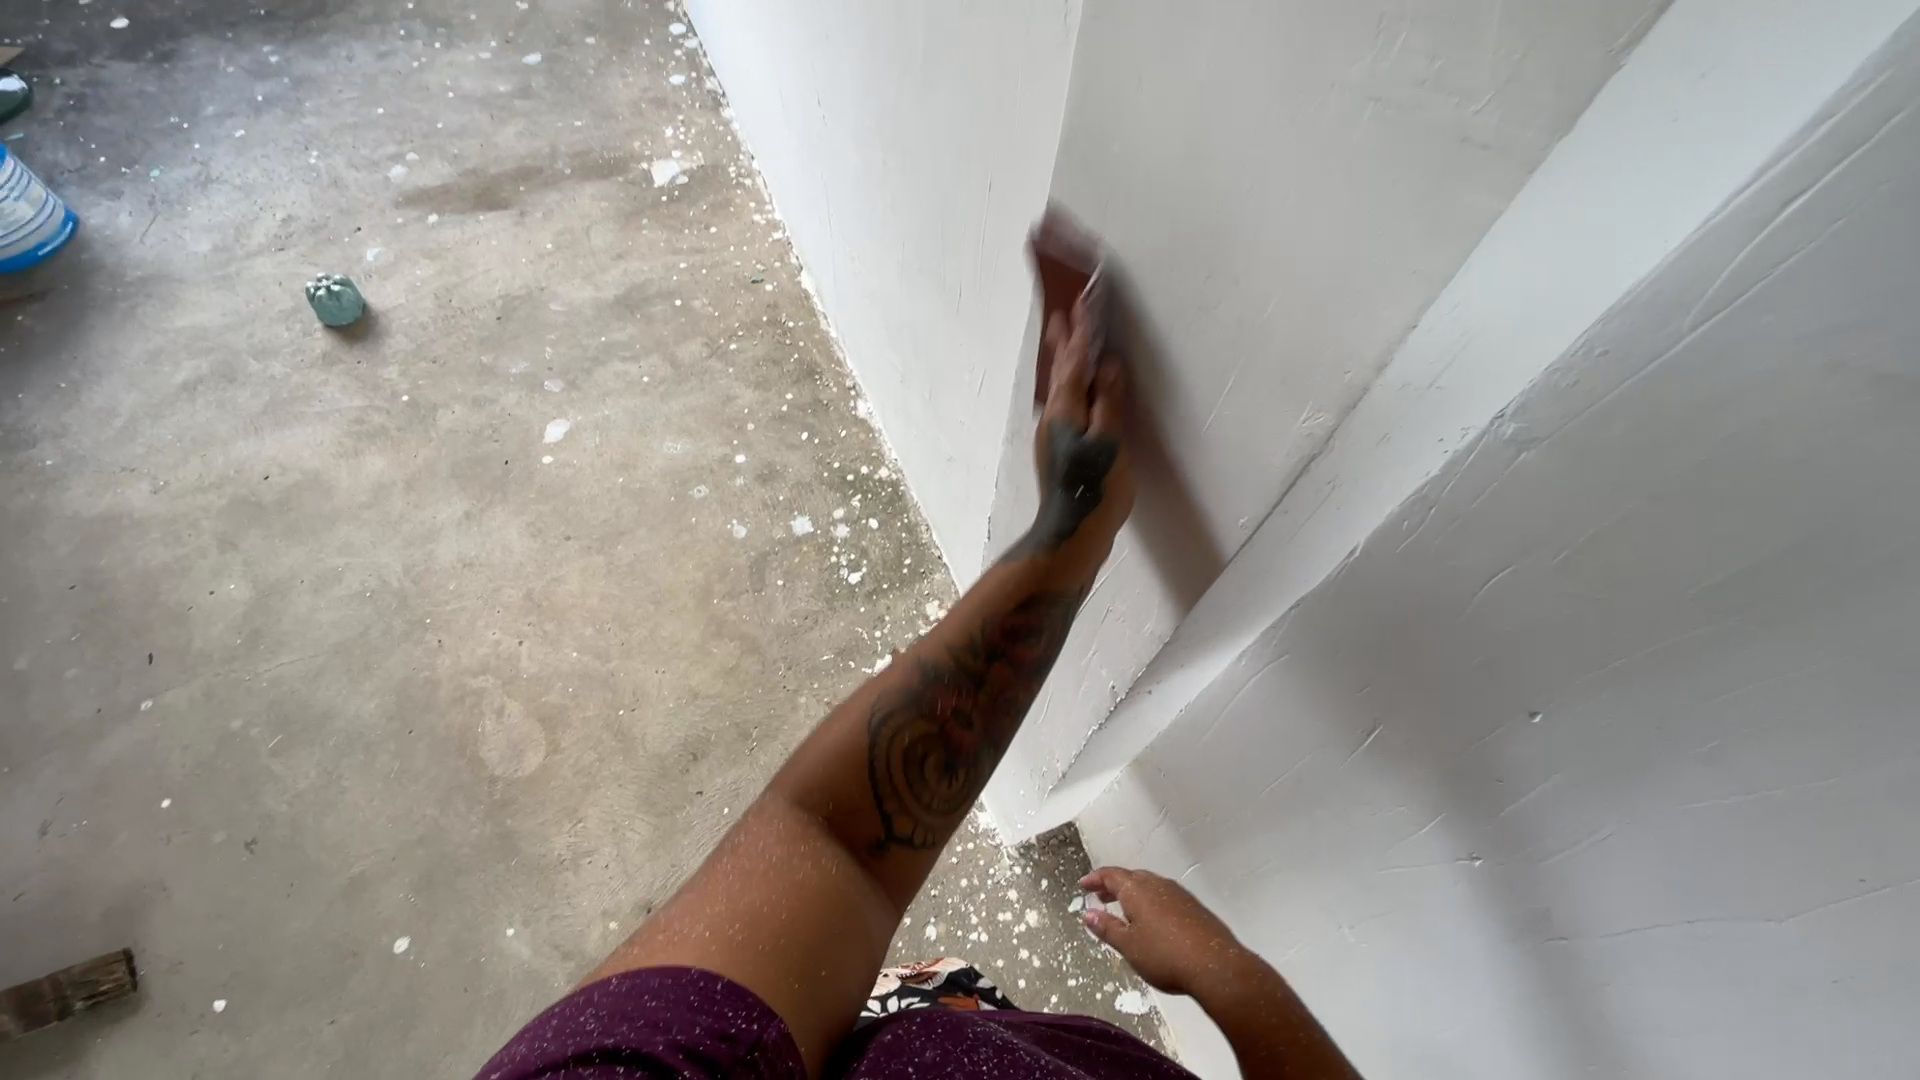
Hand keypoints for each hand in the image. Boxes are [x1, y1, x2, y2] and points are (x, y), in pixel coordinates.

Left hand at [1013, 298, 1132, 569]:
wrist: (1072, 534)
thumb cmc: (1094, 490)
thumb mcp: (1109, 443)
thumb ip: (1109, 402)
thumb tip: (1108, 364)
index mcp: (1066, 410)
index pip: (1075, 361)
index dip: (1081, 331)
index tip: (1082, 301)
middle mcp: (1053, 418)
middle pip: (1060, 372)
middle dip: (1063, 342)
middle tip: (1060, 313)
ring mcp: (1053, 436)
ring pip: (1060, 389)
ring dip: (1064, 363)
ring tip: (1064, 342)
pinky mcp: (1059, 452)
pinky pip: (1065, 406)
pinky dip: (1070, 387)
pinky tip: (1074, 393)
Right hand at [1079, 866, 1256, 998]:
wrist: (1216, 966)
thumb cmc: (1165, 956)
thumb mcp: (1129, 946)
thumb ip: (1106, 928)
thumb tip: (1087, 913)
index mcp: (1137, 889)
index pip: (1110, 875)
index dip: (1095, 879)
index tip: (1083, 885)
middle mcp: (1157, 884)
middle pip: (1130, 877)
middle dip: (1113, 886)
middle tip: (1100, 897)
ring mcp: (1178, 894)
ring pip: (1149, 885)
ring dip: (1133, 893)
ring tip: (1124, 910)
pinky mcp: (1194, 907)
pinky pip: (1164, 895)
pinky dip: (1150, 901)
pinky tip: (1153, 920)